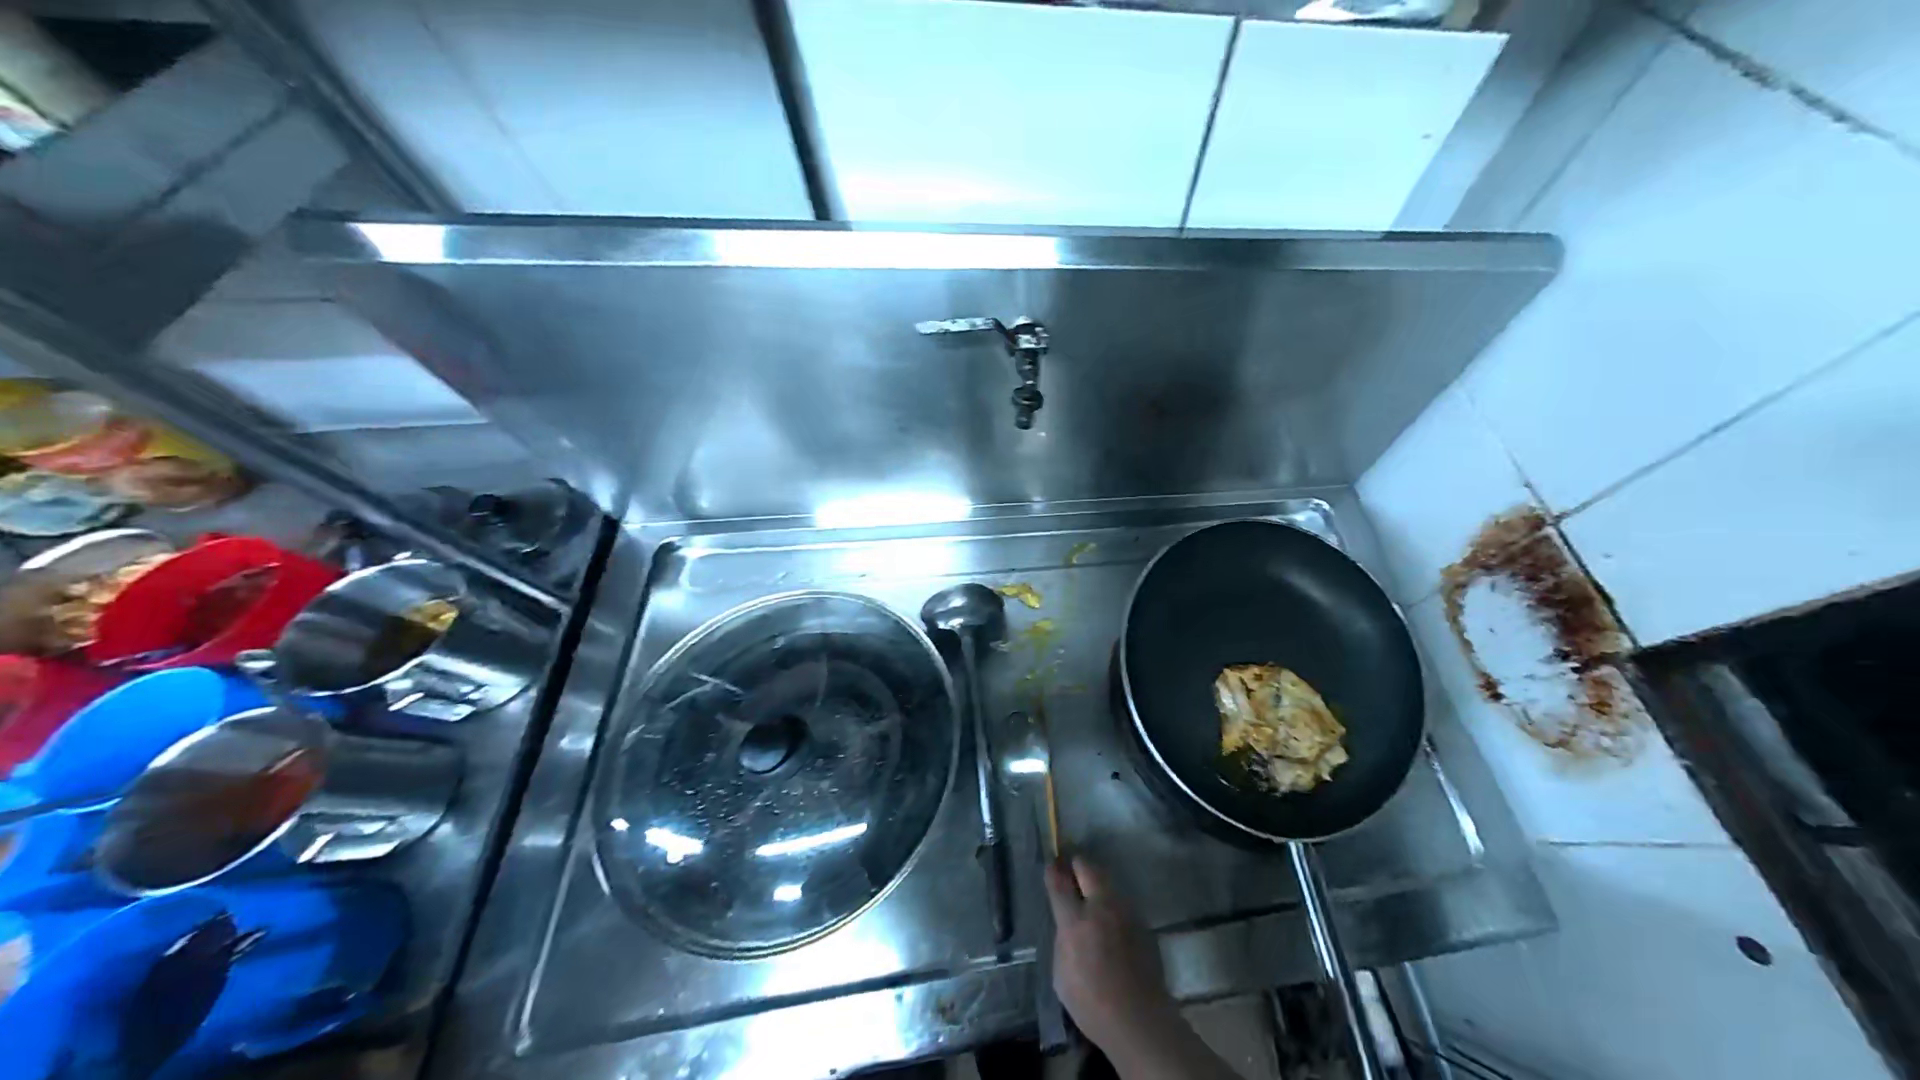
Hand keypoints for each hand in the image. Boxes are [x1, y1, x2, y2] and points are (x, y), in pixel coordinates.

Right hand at [1044, 856, 1180, 1053]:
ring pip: (1107, 881)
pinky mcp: (1142, 924)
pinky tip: (1109, 918)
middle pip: (1087, 868)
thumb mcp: (1061, 973)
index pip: (1059, 883)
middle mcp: (1101, 908)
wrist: (1140, 1020)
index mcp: (1076, 922)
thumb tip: (1067, 924)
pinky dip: (1111, 902)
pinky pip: (1121, 902)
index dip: (1052, 870)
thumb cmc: (1091, 1003)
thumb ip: (1063, 939)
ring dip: (1095, 880)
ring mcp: (1125, 913)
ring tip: (1088, 889)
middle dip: (1076, 863)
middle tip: (1068, 866)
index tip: (1049, 864)